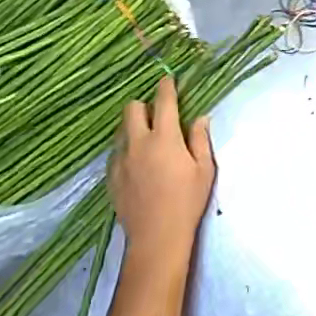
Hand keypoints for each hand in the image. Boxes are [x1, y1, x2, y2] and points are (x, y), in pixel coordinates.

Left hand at [110, 75, 214, 274]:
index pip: (163, 101)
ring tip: (149, 140)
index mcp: (164, 137)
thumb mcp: (204, 169)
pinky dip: (127, 149)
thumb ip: (200, 139)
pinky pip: (116, 151)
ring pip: (121, 129)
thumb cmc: (187, 201)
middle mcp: (138, 142)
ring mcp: (120, 159)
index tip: (169, 80)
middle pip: (132, 108)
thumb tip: (200, 118)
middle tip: (159, 116)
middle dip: (144, 105)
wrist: (156, 236)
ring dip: (134, 126)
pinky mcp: (111, 175)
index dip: (166, 87)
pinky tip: (139, 163)